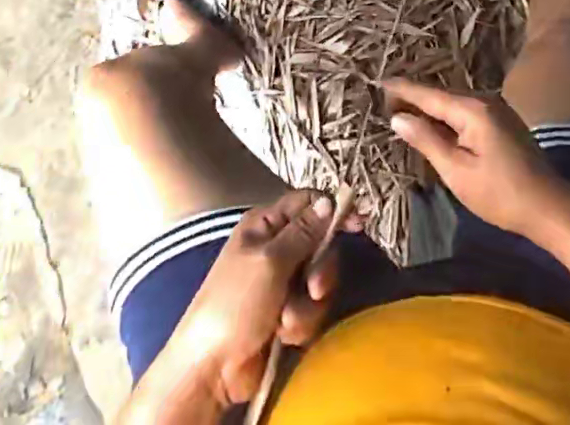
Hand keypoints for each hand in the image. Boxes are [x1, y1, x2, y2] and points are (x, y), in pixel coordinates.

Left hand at [162, 190, 343, 407]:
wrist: (212, 369)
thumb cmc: (235, 304)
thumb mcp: (270, 262)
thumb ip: (303, 232)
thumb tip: (329, 201)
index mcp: (265, 224)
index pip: (307, 202)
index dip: (332, 210)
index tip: (358, 224)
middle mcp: (275, 247)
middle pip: (320, 245)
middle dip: (320, 272)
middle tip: (311, 288)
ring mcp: (281, 282)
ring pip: (319, 282)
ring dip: (306, 306)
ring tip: (284, 321)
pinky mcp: (286, 312)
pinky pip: (311, 309)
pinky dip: (300, 324)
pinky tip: (281, 335)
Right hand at [382, 77, 569, 236]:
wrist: (550, 208)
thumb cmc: (500, 193)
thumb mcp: (456, 170)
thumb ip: (426, 140)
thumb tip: (398, 118)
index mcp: (472, 109)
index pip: (428, 94)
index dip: (401, 89)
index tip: (377, 82)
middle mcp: (484, 100)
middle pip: (440, 95)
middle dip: (412, 97)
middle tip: (383, 101)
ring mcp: (496, 109)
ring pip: (452, 103)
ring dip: (428, 107)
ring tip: (401, 110)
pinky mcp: (502, 122)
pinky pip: (465, 111)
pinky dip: (445, 115)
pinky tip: (432, 124)